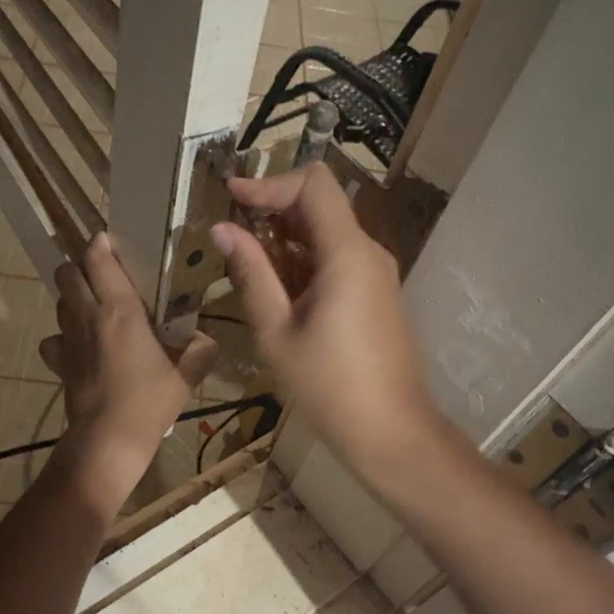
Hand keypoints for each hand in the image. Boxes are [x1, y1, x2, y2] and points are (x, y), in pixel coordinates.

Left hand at [38, 232, 217, 512]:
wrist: (109, 439)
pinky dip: (62, 337)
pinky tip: (79, 346)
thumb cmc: (150, 400)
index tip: (111, 242)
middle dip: (79, 267)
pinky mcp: (60, 363)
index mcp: (120, 309)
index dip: (100, 245)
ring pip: (59, 302)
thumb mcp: (188, 373)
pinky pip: (53, 339)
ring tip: (93, 307)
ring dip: (72, 298)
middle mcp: (88, 316)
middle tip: (102, 274)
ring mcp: (69, 339)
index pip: (98, 259)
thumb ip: (200, 349)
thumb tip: (204, 339)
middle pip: (67, 273)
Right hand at [211, 165, 440, 475]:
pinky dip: (303, 260)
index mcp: (347, 253)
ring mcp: (376, 274)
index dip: (269, 183)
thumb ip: (251, 274)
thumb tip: (222, 230)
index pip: (313, 184)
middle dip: (273, 209)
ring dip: (285, 237)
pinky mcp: (375, 294)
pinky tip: (274, 288)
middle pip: (321, 204)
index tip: (230, 197)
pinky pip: (337, 259)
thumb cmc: (330, 386)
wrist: (391, 430)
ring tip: (244, 262)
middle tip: (230, 232)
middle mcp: (368, 252)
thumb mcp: (277, 332)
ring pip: (327, 232)